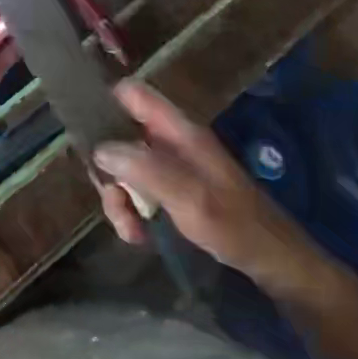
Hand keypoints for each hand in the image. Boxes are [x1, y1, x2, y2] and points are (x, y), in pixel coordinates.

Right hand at [92, 80, 343, 301]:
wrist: (274, 263)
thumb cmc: (236, 225)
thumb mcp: (190, 197)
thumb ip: (145, 169)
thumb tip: (99, 148)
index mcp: (178, 131)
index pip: (132, 95)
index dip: (104, 102)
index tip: (83, 131)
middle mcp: (170, 142)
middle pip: (119, 137)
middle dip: (108, 169)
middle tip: (112, 201)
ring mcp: (171, 167)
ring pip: (123, 169)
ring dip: (118, 199)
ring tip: (130, 231)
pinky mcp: (172, 191)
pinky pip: (137, 192)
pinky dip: (131, 212)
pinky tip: (138, 236)